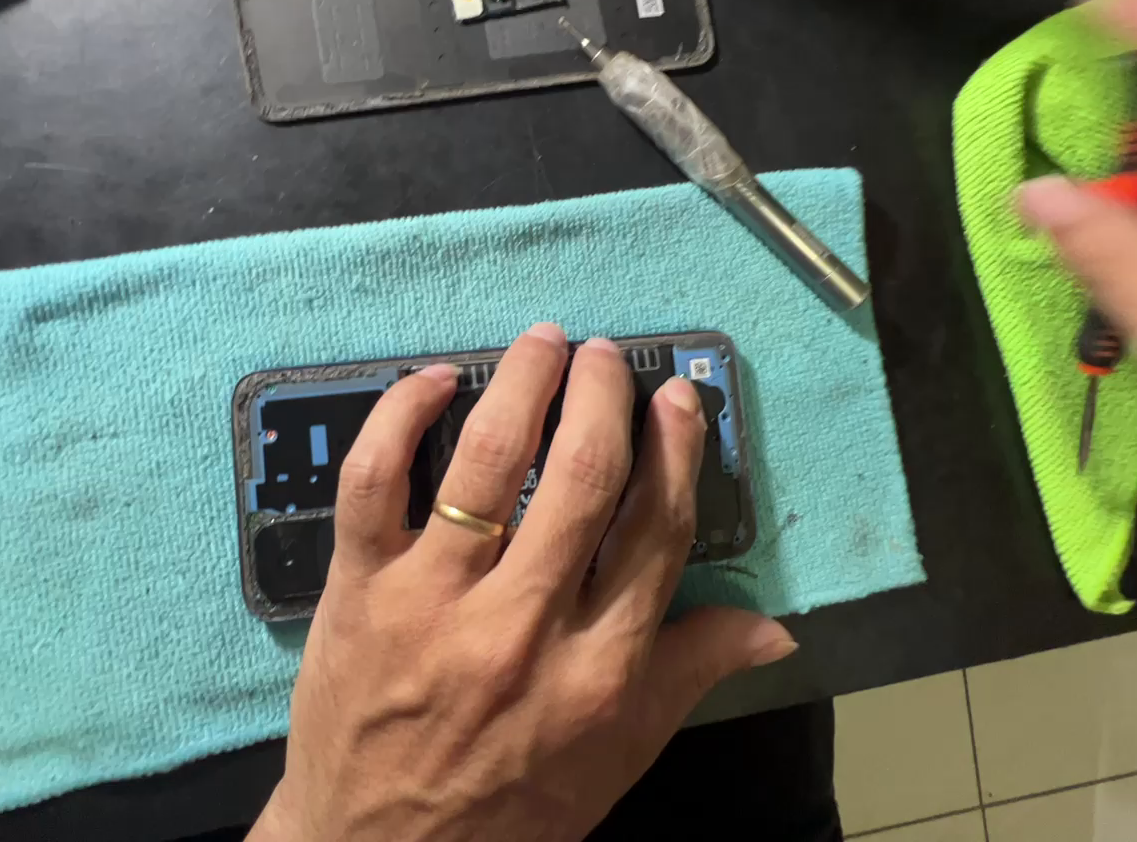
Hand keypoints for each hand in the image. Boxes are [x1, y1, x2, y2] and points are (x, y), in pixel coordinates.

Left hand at [251, 324, 796, 841]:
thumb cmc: (512, 805)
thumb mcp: (619, 755)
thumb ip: (692, 675)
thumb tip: (776, 626)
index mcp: (600, 668)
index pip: (657, 530)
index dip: (675, 449)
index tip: (676, 396)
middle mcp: (524, 623)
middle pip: (581, 478)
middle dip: (601, 396)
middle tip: (605, 354)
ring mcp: (434, 599)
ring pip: (489, 462)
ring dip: (523, 385)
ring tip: (543, 342)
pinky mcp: (360, 587)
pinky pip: (375, 480)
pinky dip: (401, 416)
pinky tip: (435, 379)